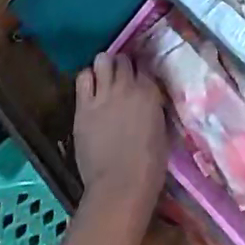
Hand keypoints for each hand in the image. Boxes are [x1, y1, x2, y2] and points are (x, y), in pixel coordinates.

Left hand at [74, 52, 168, 209]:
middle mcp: (127, 86)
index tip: (139, 78)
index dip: (140, 71)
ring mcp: (103, 94)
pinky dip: (87, 78)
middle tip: (121, 77)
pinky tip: (90, 89)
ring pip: (102, 60)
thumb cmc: (149, 166)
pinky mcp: (84, 106)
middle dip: (122, 65)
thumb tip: (148, 100)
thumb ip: (154, 108)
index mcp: (150, 92)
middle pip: (123, 59)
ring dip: (104, 67)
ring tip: (103, 78)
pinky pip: (83, 78)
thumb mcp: (161, 129)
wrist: (120, 185)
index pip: (144, 65)